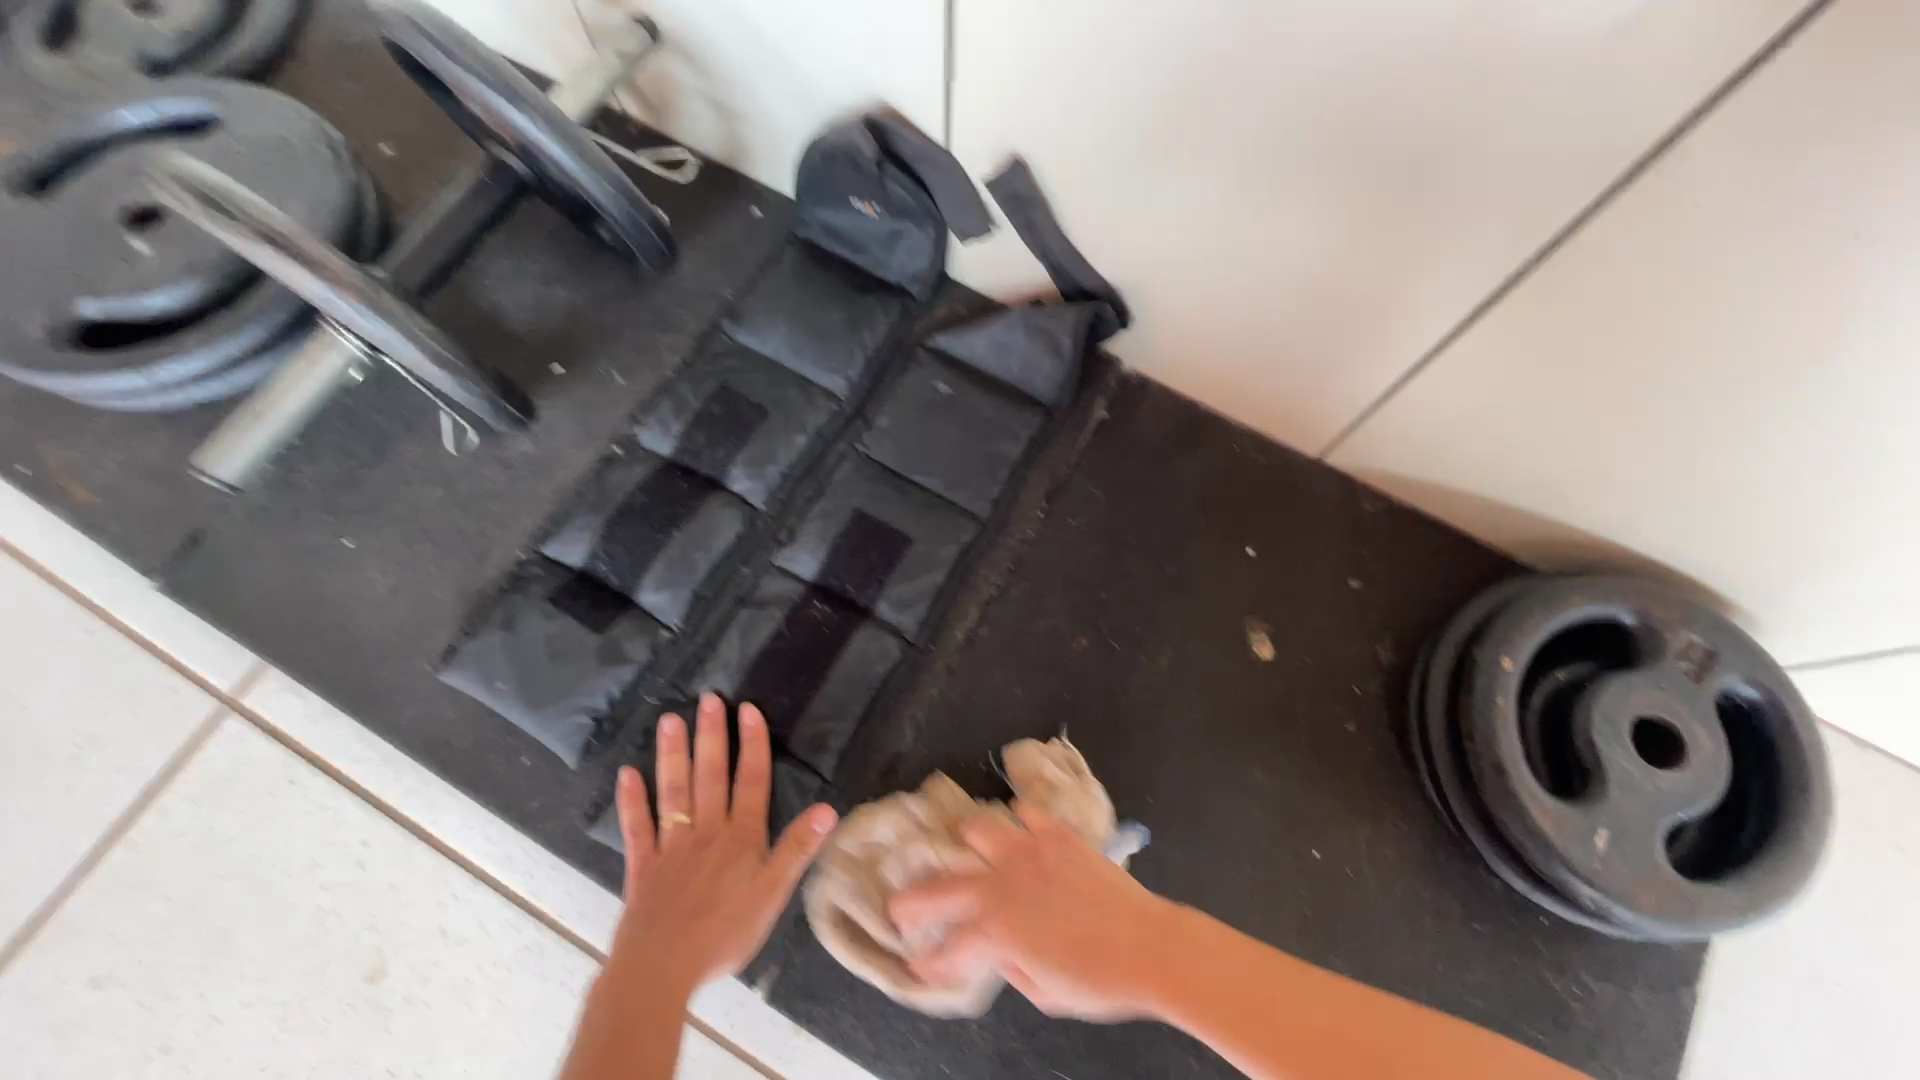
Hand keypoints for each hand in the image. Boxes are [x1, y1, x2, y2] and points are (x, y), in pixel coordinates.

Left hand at [606, 693, 838, 992]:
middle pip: (711, 775)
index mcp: (741, 837)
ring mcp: (671, 845)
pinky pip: (636, 827)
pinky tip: (627, 774)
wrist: (661, 967)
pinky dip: (631, 800)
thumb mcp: (773, 894)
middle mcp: (707, 831)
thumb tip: (828, 808)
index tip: (748, 709)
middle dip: (712, 735)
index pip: (751, 781)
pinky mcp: (642, 866)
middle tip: (708, 698)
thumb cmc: (725, 933)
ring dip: (673, 754)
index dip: (752, 744)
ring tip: (671, 719)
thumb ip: (797, 849)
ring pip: (674, 791)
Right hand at [889, 803, 1183, 1021]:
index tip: (917, 963)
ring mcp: (1029, 853)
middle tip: (901, 906)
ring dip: (967, 843)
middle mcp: (1002, 885)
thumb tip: (1000, 949)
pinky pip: (1027, 812)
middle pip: (941, 887)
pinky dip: (1019, 820)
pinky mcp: (1057, 834)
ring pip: (978, 830)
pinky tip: (1020, 830)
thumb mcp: (1044, 993)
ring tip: (967, 850)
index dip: (929, 960)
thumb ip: (1011, 965)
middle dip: (914, 901)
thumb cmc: (1098, 981)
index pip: (948, 948)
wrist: (1150, 946)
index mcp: (996, 931)